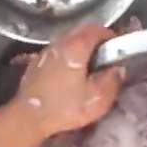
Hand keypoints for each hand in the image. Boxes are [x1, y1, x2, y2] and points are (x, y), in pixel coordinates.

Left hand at [13, 24, 123, 138]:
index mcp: (76, 46)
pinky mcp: (36, 63)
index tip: (118, 48)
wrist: (28, 117)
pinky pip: (57, 52)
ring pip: (67, 41)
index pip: (97, 29)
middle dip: (95, 40)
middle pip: (81, 32)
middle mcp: (59, 42)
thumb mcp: (98, 99)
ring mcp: (45, 51)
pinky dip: (66, 57)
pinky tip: (69, 73)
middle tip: (106, 56)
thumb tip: (118, 69)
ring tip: (89, 66)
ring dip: (80, 48)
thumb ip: (112, 80)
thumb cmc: (65, 107)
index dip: (111, 36)